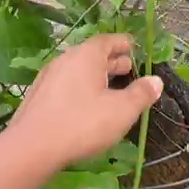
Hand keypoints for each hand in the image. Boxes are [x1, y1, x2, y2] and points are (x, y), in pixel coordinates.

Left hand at [5, 34, 163, 168]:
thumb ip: (141, 94)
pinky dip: (81, 88)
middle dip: (112, 61)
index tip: (135, 48)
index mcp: (86, 56)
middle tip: (128, 69)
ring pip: (78, 70)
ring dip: (96, 76)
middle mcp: (65, 60)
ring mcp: (48, 78)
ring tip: (110, 88)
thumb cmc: (83, 123)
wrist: (32, 148)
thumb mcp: (122, 110)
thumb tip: (156, 81)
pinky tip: (86, 105)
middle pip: (92, 55)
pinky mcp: (38, 97)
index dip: (123, 44)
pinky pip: (66, 85)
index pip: (108, 40)